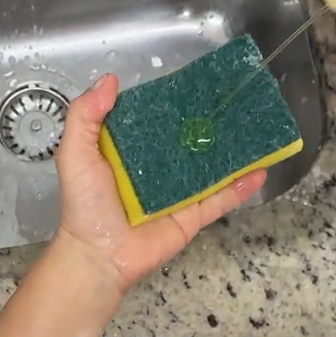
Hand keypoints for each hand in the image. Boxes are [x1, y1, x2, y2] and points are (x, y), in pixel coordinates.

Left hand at [49, 74, 264, 296]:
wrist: (97, 255)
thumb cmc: (84, 207)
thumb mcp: (75, 154)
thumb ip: (85, 115)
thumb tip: (109, 80)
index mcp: (127, 153)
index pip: (153, 122)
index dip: (170, 104)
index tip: (194, 84)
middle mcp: (154, 171)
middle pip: (187, 143)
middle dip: (209, 125)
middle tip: (234, 101)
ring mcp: (175, 195)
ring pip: (210, 169)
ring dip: (233, 152)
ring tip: (257, 129)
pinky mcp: (190, 217)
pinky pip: (219, 200)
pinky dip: (240, 187)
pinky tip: (260, 169)